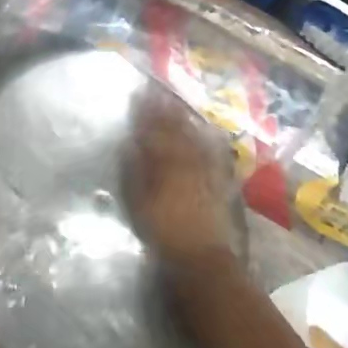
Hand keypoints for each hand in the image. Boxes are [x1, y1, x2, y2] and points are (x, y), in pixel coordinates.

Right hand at [125, 90, 236, 266]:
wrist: (201, 258)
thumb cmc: (162, 232)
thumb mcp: (138, 202)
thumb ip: (134, 170)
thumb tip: (130, 143)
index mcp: (163, 161)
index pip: (152, 129)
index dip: (145, 110)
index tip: (139, 92)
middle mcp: (185, 158)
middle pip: (173, 127)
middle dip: (164, 107)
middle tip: (158, 89)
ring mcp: (204, 168)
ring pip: (192, 134)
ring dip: (183, 117)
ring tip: (177, 102)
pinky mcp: (218, 179)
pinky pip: (212, 150)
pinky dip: (206, 137)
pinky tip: (206, 129)